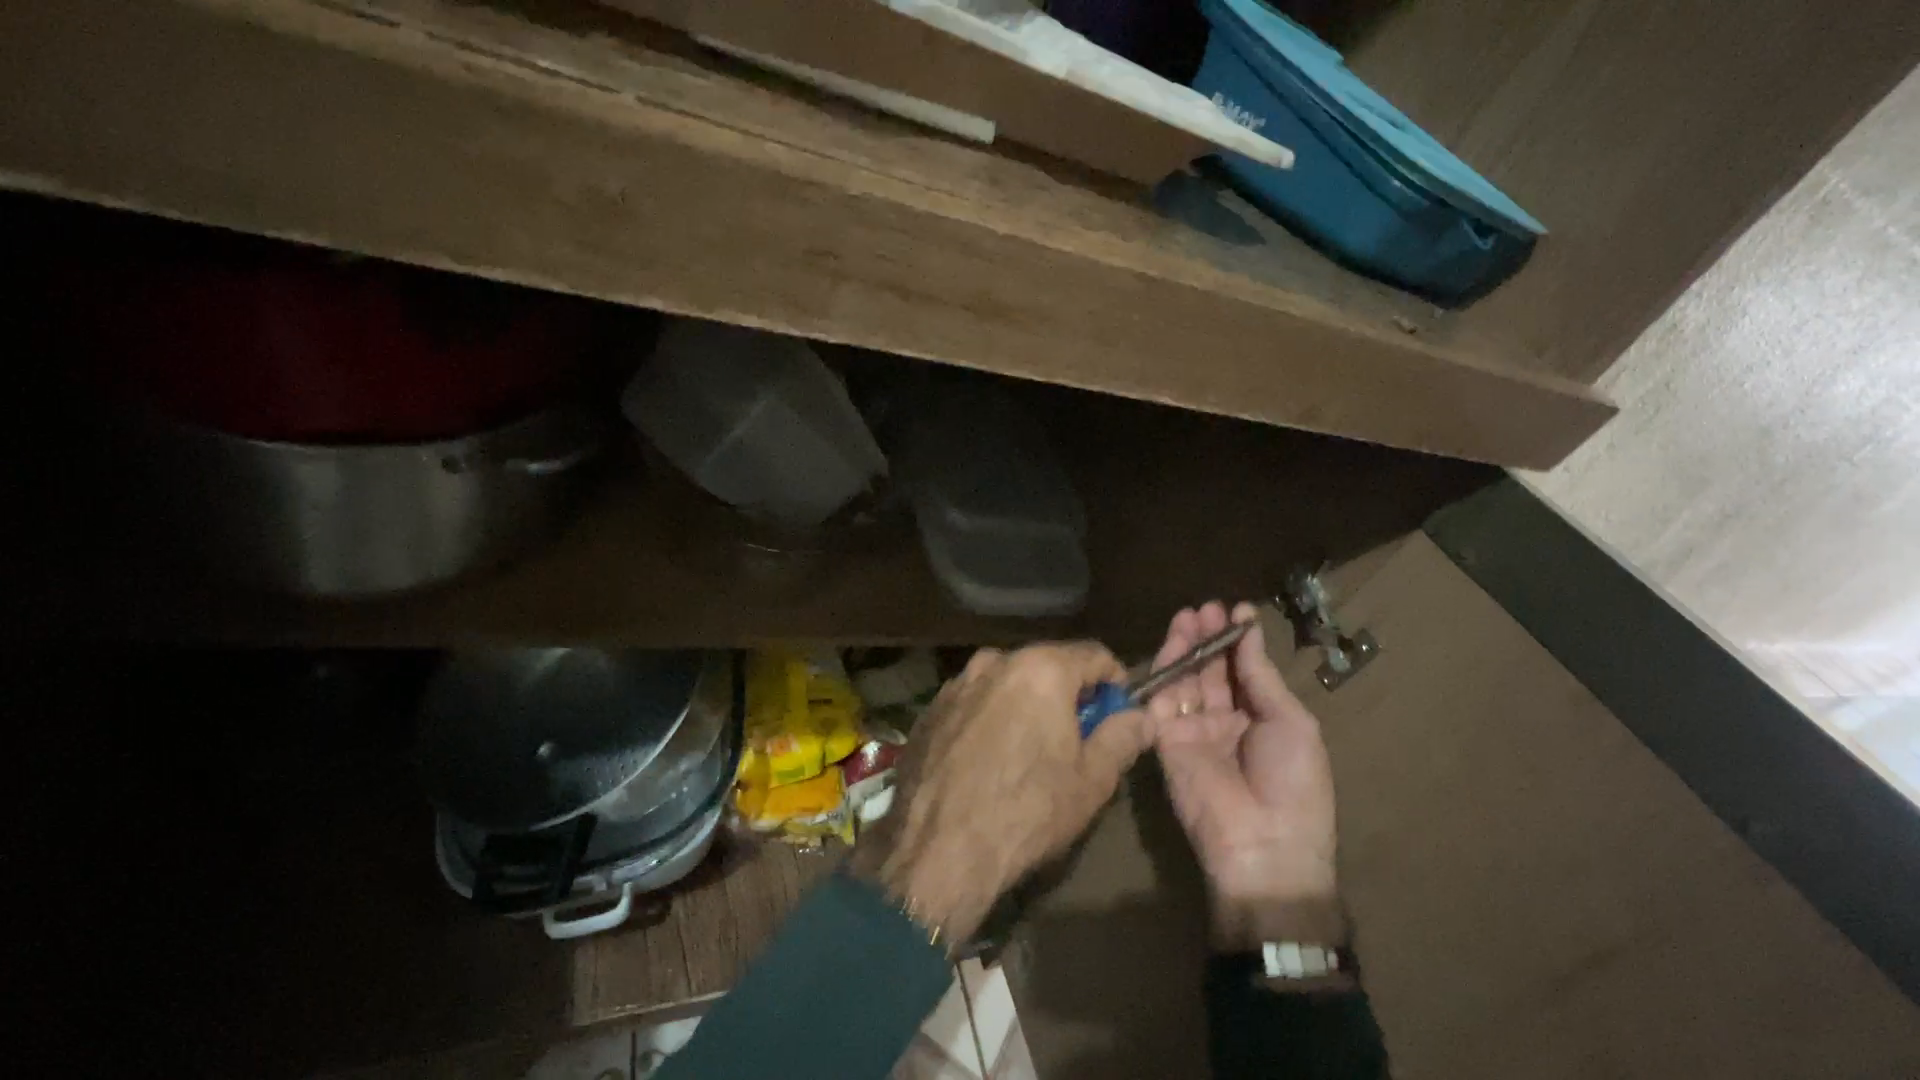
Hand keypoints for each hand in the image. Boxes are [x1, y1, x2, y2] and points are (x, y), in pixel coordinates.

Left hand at [851, 643, 1155, 944]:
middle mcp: (993, 663)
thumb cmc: (1027, 811)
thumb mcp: (1092, 780)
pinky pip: (972, 705)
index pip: (1093, 654)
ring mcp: (955, 686)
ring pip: (1004, 684)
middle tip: (1078, 736)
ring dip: (1024, 706)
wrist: (937, 849)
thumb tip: (1141, 717)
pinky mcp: (928, 712)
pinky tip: (988, 761)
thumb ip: (1122, 737)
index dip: (1114, 680)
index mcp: (1040, 669)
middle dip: (1066, 694)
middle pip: (1045, 666)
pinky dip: (988, 721)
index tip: (1119, 711)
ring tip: (1030, 752)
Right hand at [1151, 601, 1342, 948]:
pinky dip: (1167, 669)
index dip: (1237, 641)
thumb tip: (1248, 630)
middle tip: (1204, 606)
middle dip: (1208, 637)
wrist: (1263, 843)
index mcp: (1261, 720)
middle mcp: (1224, 722)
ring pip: (1185, 679)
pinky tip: (1174, 642)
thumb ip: (1261, 676)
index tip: (1234, 609)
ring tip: (1189, 614)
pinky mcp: (1164, 741)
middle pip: (1211, 671)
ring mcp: (1192, 731)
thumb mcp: (1291, 722)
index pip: (1243, 672)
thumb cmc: (1293, 782)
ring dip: (1186, 645)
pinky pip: (1162, 700)